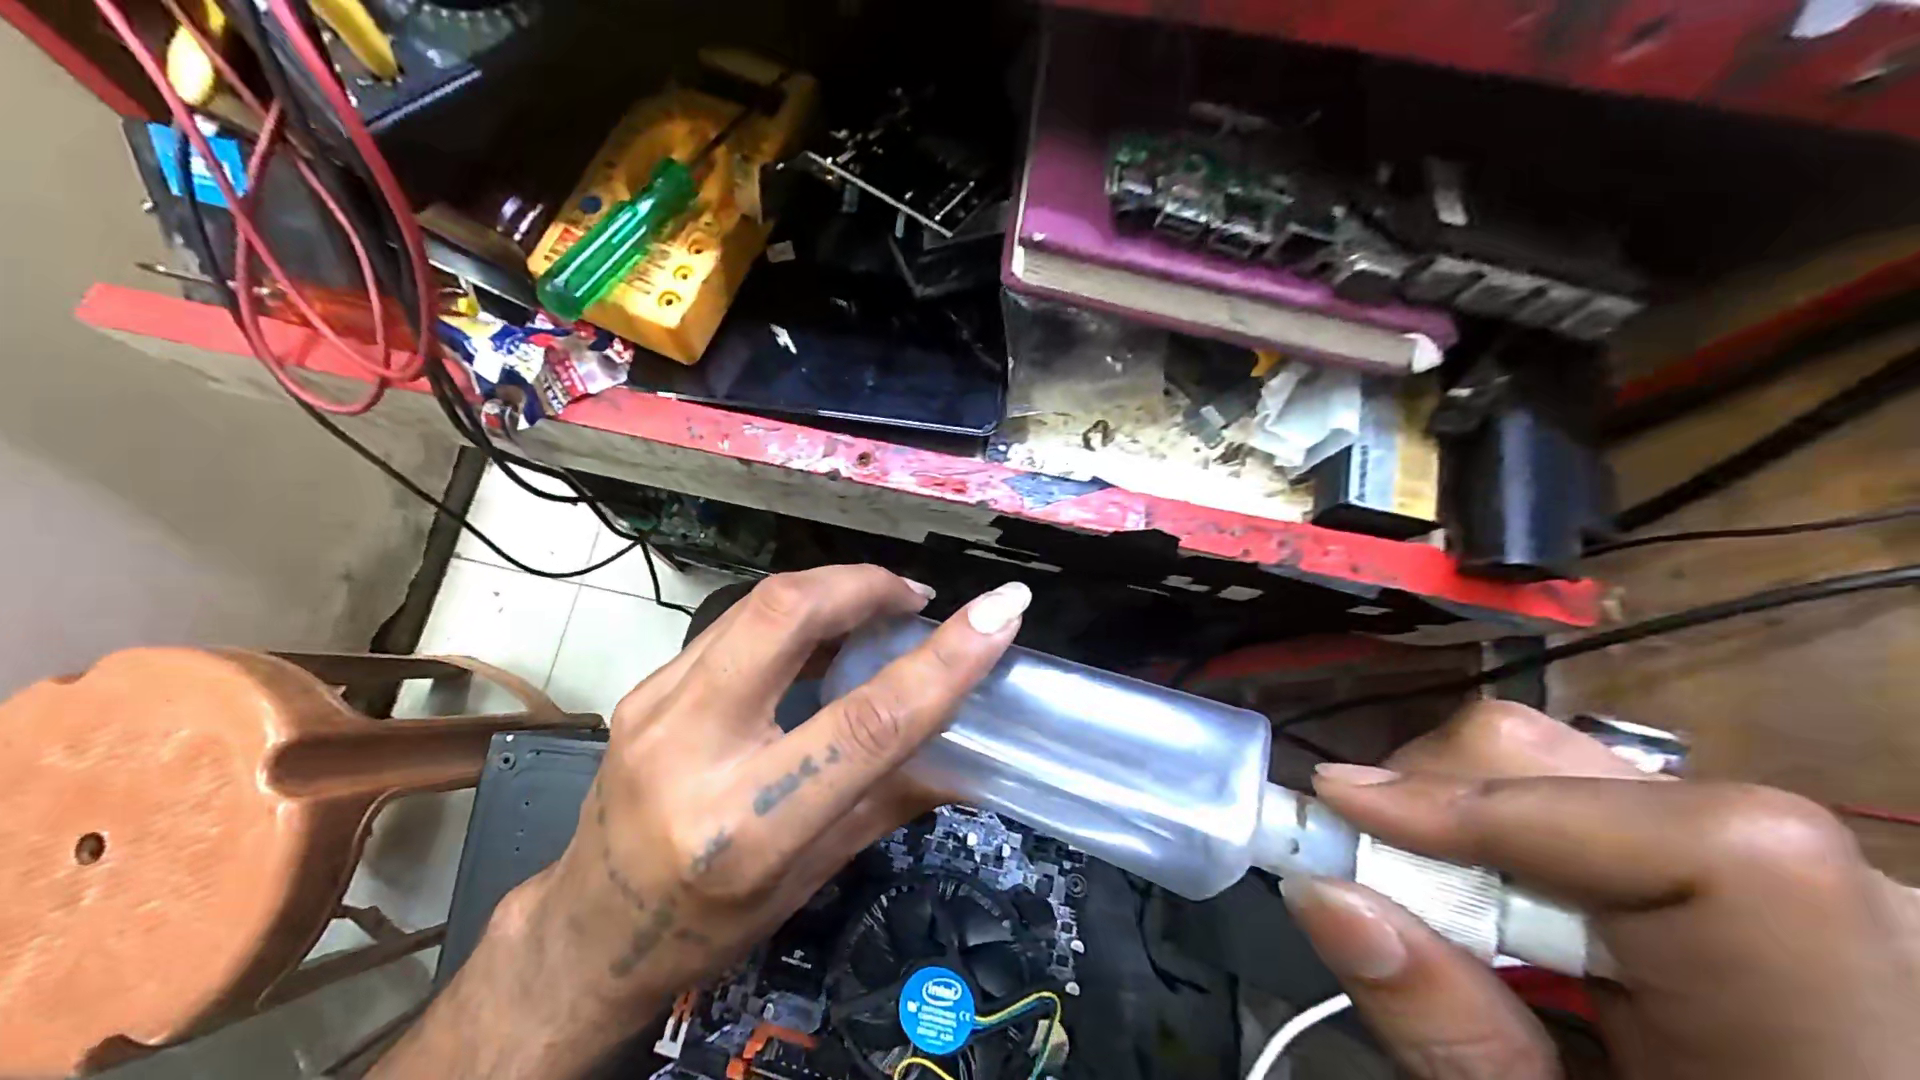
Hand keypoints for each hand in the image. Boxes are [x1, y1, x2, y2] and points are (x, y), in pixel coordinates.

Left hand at [371, 566, 1030, 1078]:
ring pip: (757, 604)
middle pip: (785, 618)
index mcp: (748, 827)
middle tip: (914, 598)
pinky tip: (823, 632)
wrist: (590, 930)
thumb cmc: (711, 923)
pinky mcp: (644, 687)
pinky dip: (794, 614)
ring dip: (833, 591)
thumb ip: (893, 799)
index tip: (1000, 612)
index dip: (944, 662)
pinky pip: (734, 624)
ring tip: (880, 608)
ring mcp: (655, 708)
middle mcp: (692, 753)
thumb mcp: (813, 874)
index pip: (866, 724)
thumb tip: (973, 755)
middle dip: (865, 585)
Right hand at [1281, 701, 1919, 1078]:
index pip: (1713, 851)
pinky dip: (1512, 825)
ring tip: (1432, 892)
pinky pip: (1604, 793)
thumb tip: (1321, 892)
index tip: (1346, 801)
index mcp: (1852, 1052)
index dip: (1506, 805)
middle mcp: (1884, 937)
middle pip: (1603, 775)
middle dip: (1445, 797)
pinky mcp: (1778, 868)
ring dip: (1468, 810)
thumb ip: (1447, 1030)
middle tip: (1363, 858)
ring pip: (1590, 767)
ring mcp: (1833, 886)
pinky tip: (1498, 895)